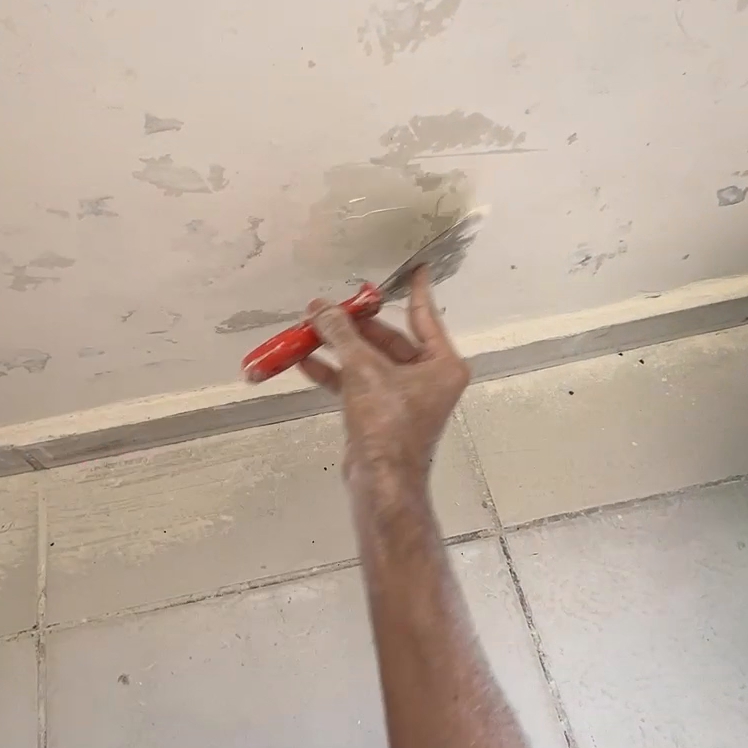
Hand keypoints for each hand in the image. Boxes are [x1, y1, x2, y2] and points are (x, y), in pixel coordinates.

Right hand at [300, 265, 469, 494]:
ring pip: (369, 360)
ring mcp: (403, 397)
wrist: (380, 482)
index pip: (425, 316)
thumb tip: (319, 307)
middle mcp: (427, 377)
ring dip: (339, 347)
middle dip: (355, 324)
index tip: (416, 265)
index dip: (416, 289)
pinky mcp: (380, 413)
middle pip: (389, 338)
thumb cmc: (386, 423)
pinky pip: (357, 383)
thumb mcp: (363, 370)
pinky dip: (334, 372)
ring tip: (308, 328)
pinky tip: (305, 360)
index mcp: (442, 364)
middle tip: (326, 305)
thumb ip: (341, 333)